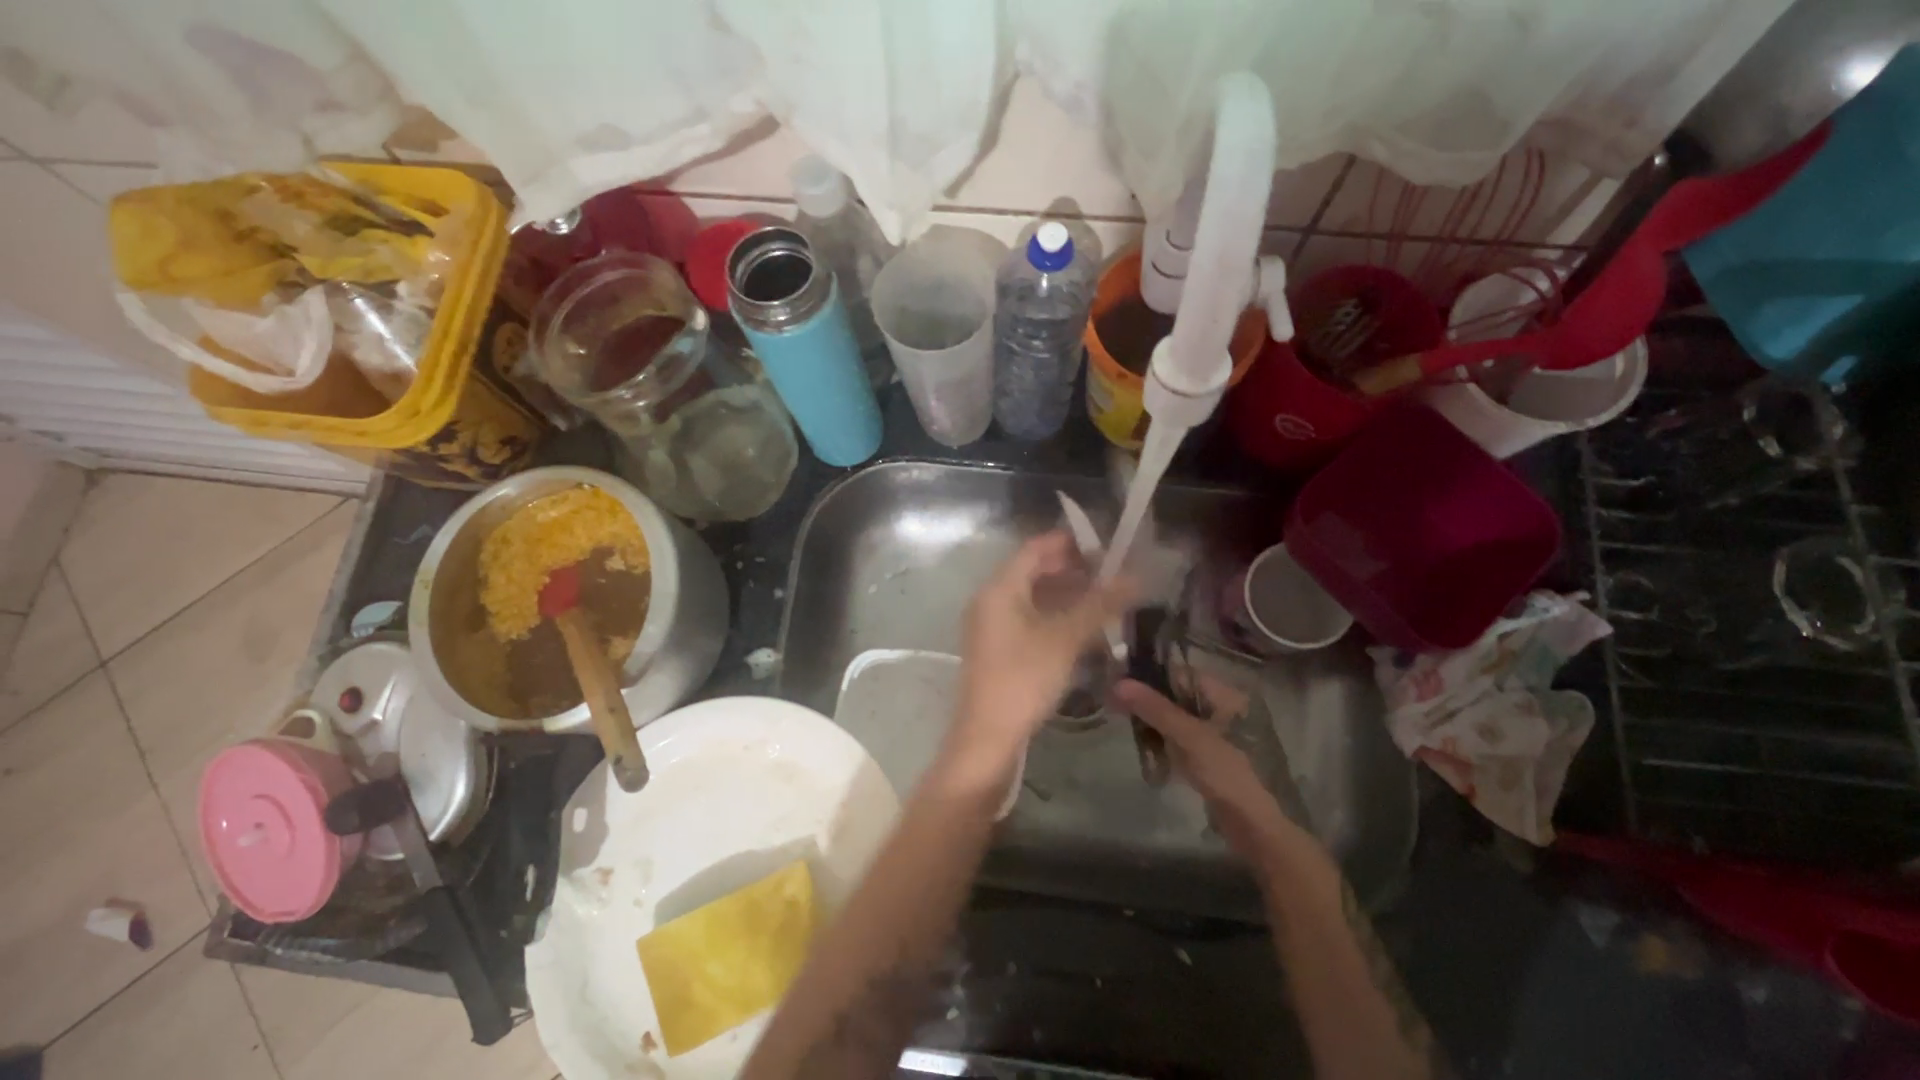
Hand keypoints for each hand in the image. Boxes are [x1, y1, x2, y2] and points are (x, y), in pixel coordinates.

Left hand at [948, 531, 1132, 766]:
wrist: (989, 735)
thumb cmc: (1024, 679)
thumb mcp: (1065, 639)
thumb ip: (1099, 604)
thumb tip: (1134, 576)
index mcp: (1000, 588)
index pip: (1036, 548)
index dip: (1070, 542)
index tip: (1107, 546)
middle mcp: (991, 600)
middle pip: (1034, 571)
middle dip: (1073, 570)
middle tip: (1112, 575)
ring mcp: (993, 626)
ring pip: (1034, 597)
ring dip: (1068, 595)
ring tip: (1106, 601)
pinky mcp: (999, 649)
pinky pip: (1030, 620)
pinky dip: (1057, 618)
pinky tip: (1086, 631)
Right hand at [1113, 679, 1306, 861]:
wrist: (1253, 825)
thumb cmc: (1226, 773)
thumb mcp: (1190, 736)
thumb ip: (1155, 709)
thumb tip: (1118, 684)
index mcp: (1227, 697)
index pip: (1183, 674)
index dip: (1152, 676)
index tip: (1120, 682)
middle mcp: (1225, 710)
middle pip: (1179, 697)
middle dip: (1150, 703)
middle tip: (1117, 707)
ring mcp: (1219, 736)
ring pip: (1178, 721)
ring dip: (1155, 726)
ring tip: (1130, 730)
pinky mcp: (1212, 758)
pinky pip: (1182, 742)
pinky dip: (1166, 745)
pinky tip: (1149, 754)